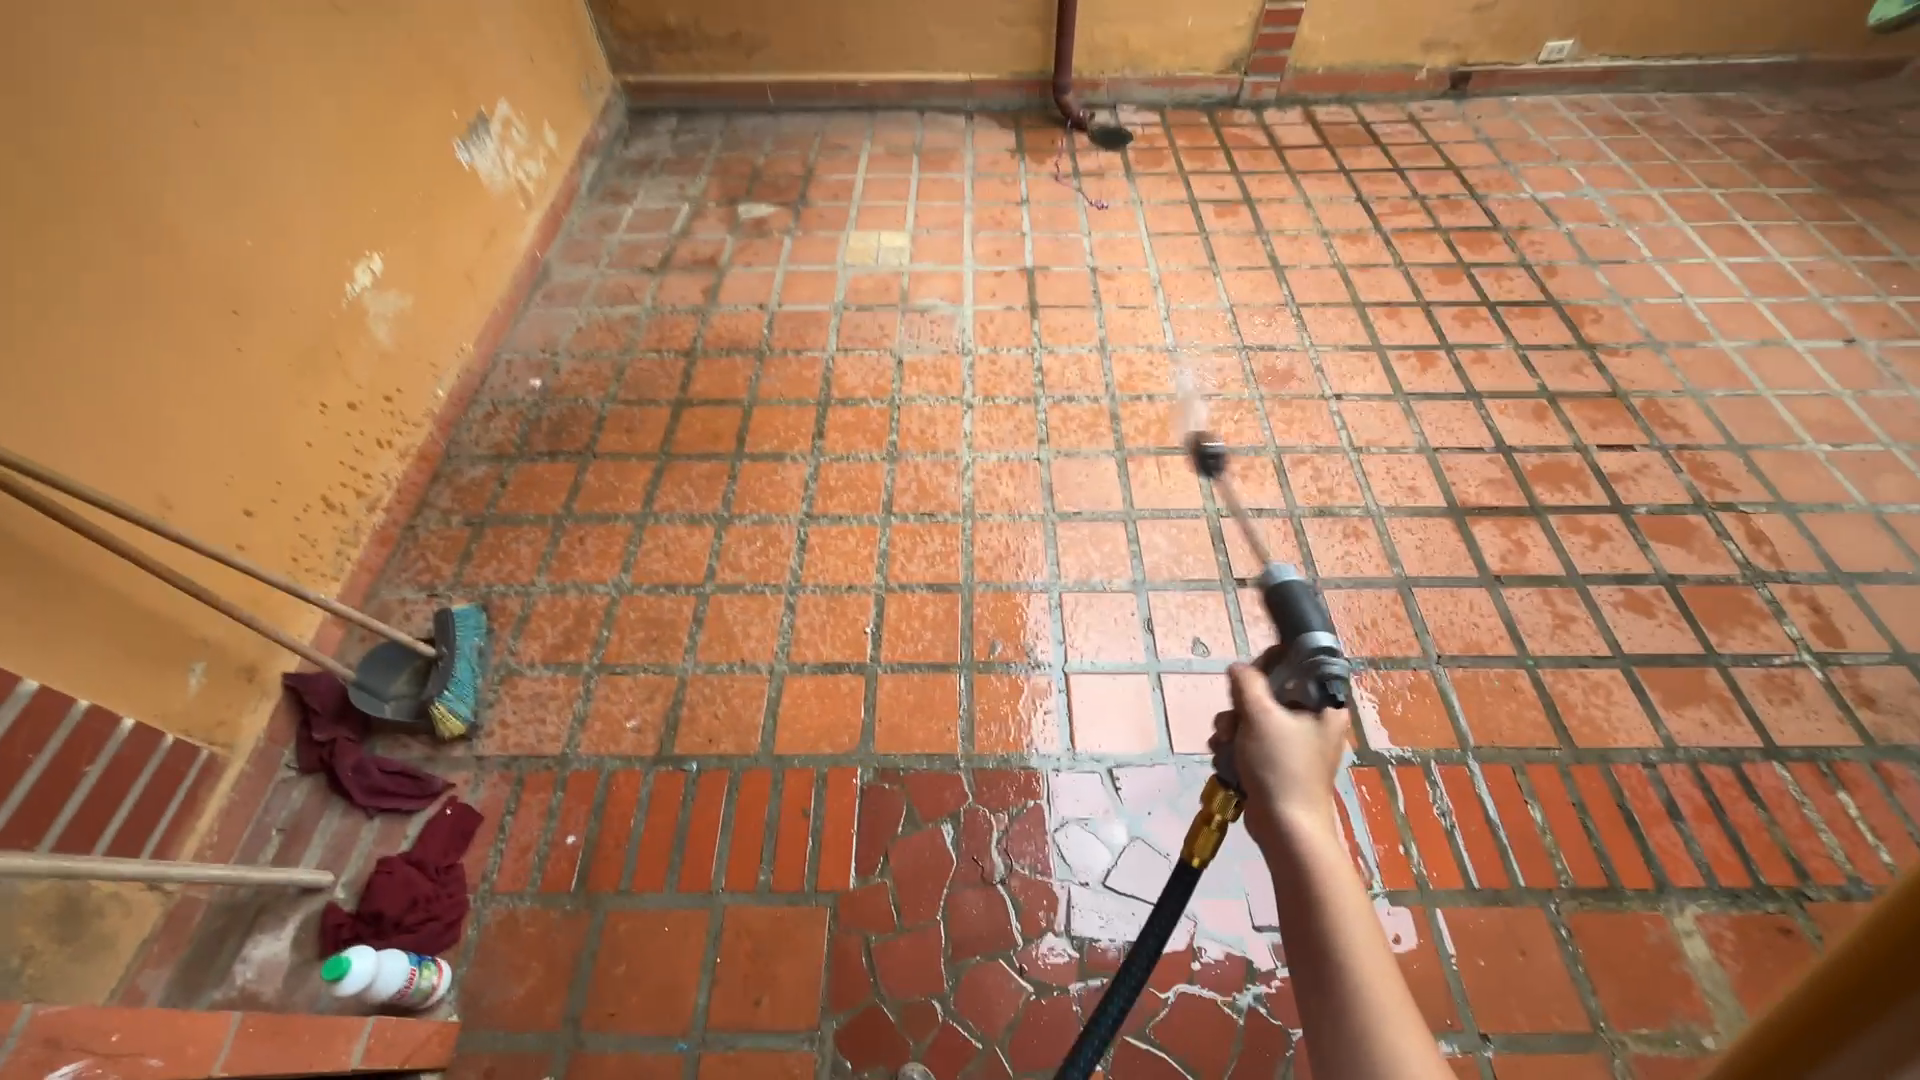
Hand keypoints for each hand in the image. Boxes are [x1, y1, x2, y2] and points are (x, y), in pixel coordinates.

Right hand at [1208, 659, 1349, 848]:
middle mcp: (1314, 721)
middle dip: (1239, 708)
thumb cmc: (1280, 766)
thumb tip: (1237, 668)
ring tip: (1224, 743)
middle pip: (1268, 694)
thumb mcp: (1260, 716)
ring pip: (1254, 718)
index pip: (1296, 667)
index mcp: (1325, 706)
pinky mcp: (1277, 762)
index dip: (1267, 668)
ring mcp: (1295, 744)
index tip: (1245, 681)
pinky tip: (1224, 756)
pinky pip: (1251, 741)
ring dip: (1231, 728)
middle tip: (1232, 722)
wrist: (1285, 826)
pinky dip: (1235, 746)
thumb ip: (1247, 683)